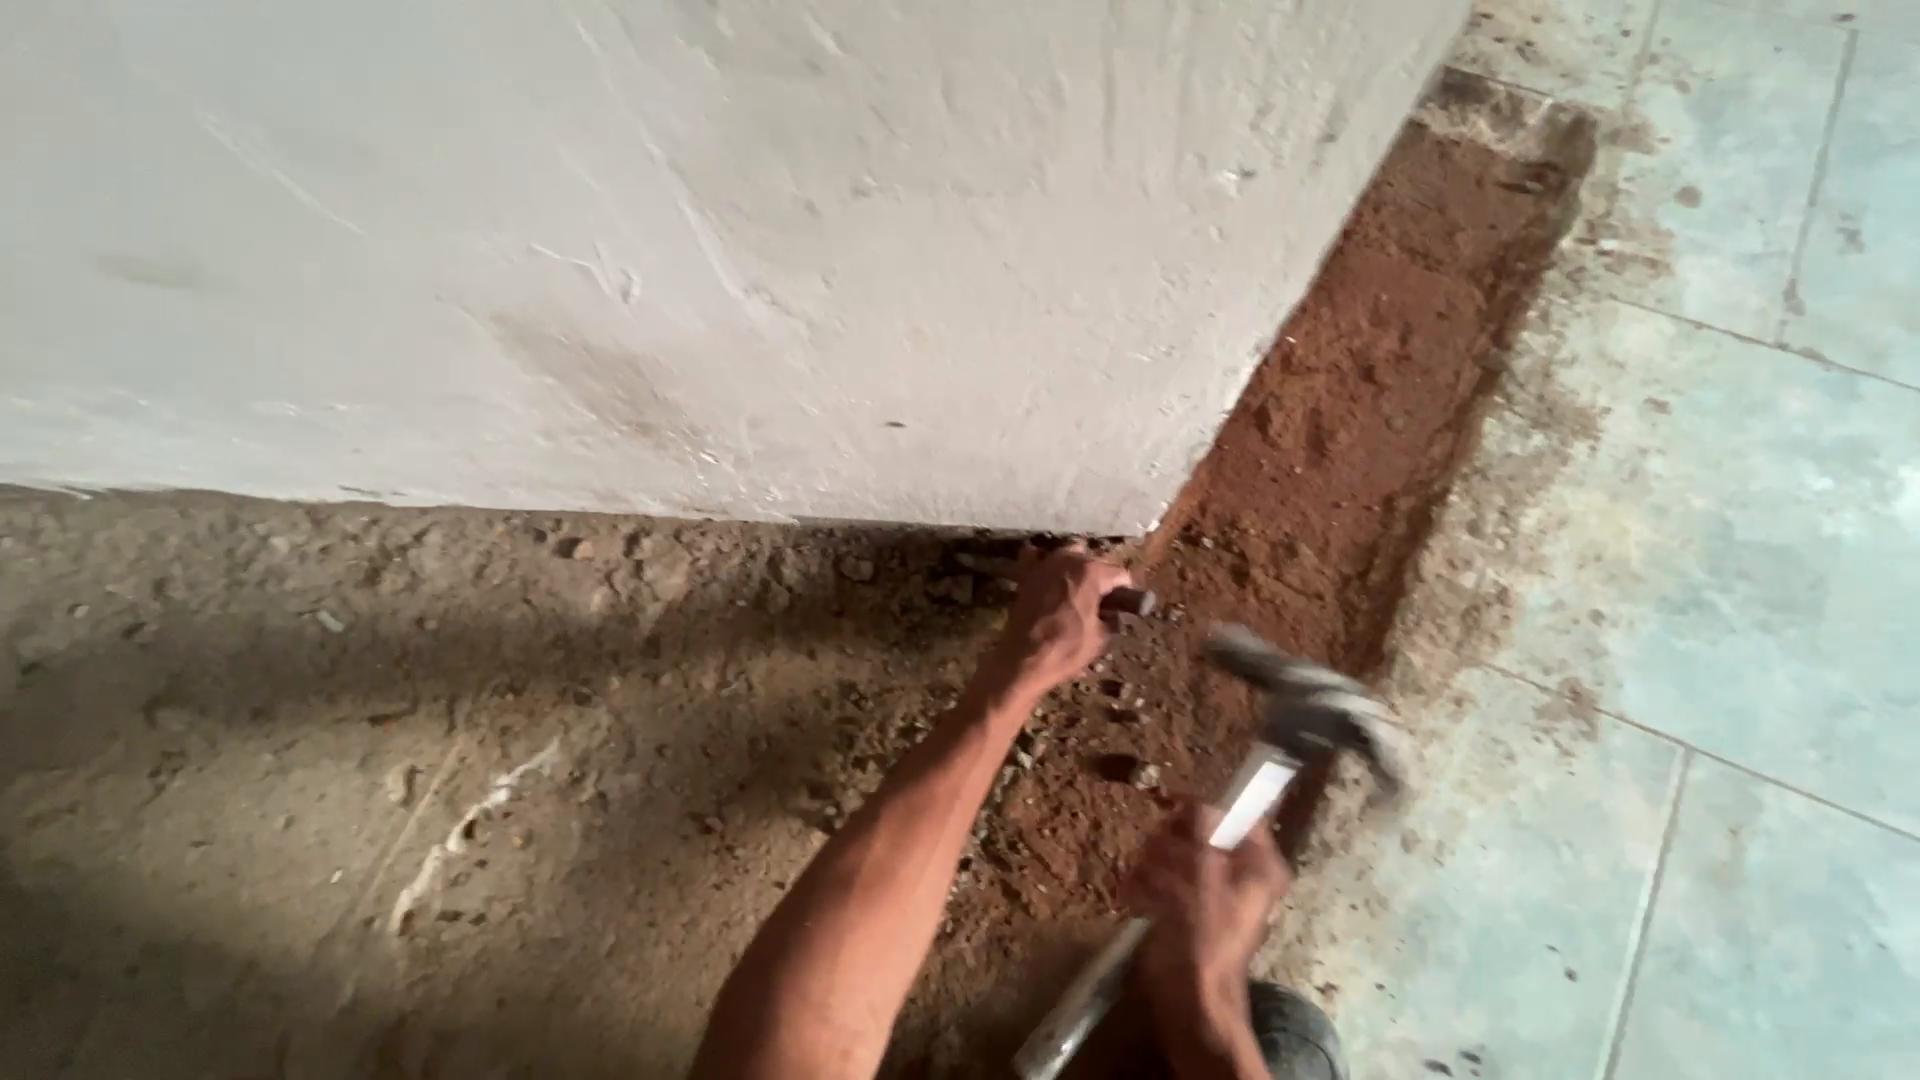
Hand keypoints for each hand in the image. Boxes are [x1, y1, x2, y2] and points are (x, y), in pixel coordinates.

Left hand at [981, 543, 1131, 701]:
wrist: (1024, 659)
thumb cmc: (1067, 648)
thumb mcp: (1103, 638)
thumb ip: (1114, 620)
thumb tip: (1113, 614)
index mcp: (1092, 572)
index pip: (1121, 575)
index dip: (1126, 591)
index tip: (1126, 604)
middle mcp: (1069, 559)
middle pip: (1095, 562)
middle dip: (1102, 579)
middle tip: (1103, 602)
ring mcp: (1045, 563)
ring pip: (1068, 554)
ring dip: (1077, 567)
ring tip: (1079, 589)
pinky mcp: (1025, 574)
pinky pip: (1036, 556)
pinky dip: (1043, 561)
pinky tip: (1049, 575)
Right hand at [1125, 804, 1289, 1036]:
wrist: (1190, 998)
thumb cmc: (1206, 936)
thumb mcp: (1205, 875)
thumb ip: (1202, 832)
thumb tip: (1198, 803)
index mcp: (1258, 865)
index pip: (1239, 815)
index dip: (1206, 807)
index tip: (1171, 804)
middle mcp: (1237, 872)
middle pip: (1198, 831)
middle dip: (1170, 843)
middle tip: (1155, 856)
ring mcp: (1208, 888)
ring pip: (1173, 851)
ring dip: (1151, 865)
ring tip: (1145, 885)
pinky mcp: (1184, 904)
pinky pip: (1160, 875)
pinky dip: (1145, 884)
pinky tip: (1137, 897)